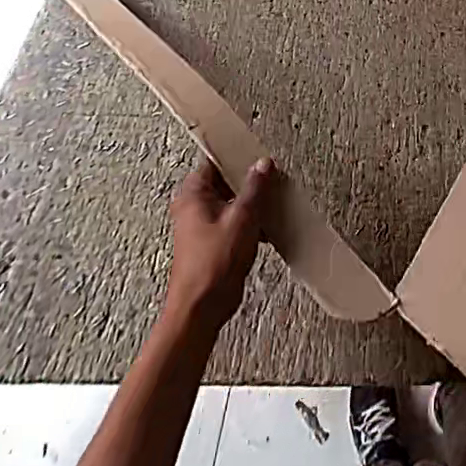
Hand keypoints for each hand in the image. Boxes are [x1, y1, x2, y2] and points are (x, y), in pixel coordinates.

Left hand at [165, 158, 272, 333]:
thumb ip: (255, 189)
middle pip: (225, 182)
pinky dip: (248, 223)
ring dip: (251, 206)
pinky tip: (266, 230)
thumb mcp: (242, 219)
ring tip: (272, 207)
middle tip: (271, 183)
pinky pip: (232, 223)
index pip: (216, 161)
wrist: (201, 308)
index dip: (238, 158)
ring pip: (230, 204)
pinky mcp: (211, 243)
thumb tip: (263, 165)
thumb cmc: (211, 266)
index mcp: (193, 193)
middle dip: (249, 184)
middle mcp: (193, 206)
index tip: (258, 157)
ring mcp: (201, 225)